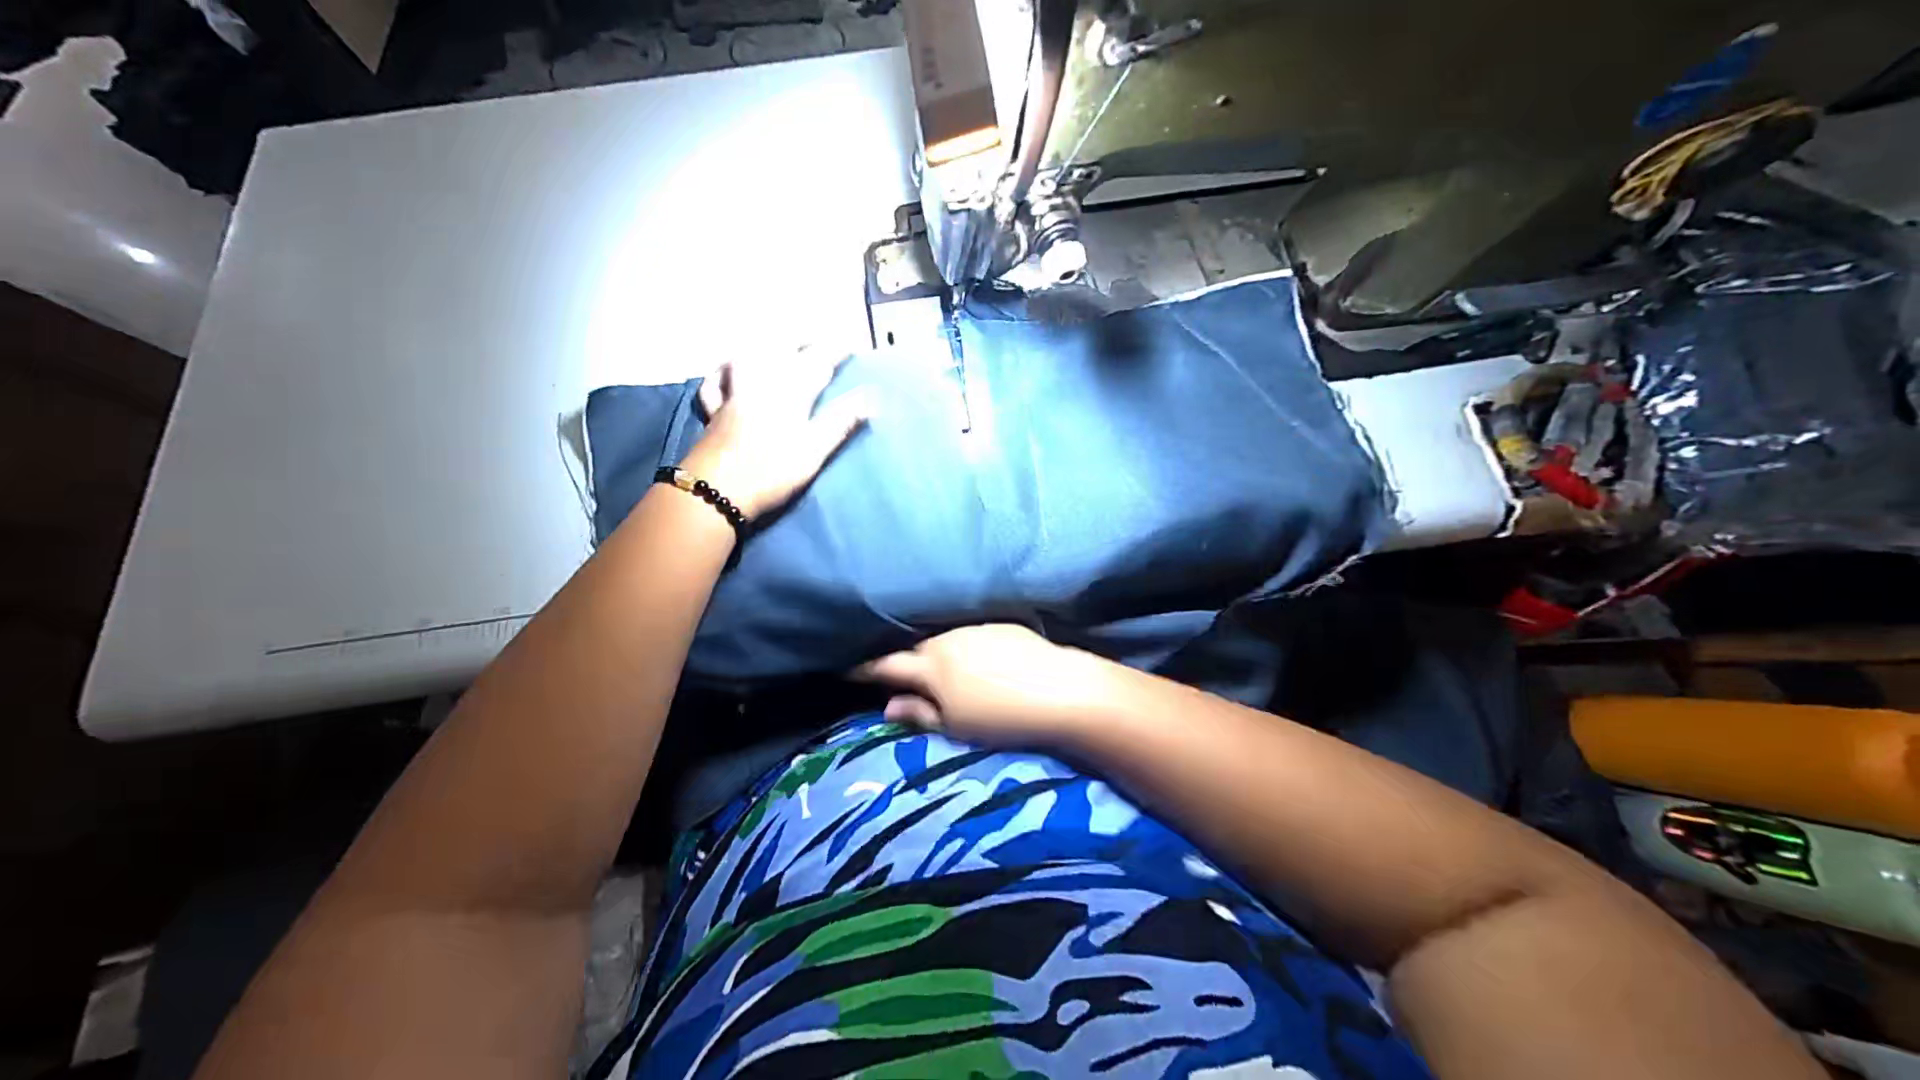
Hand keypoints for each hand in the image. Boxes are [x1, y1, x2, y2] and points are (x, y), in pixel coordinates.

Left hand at [678, 348, 869, 520]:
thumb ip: (840, 421)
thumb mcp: (813, 449)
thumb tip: (873, 397)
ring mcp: (732, 396)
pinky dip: (721, 374)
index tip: (853, 345)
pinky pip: (715, 384)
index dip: (837, 350)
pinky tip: (725, 373)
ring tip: (774, 349)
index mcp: (788, 391)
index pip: (817, 361)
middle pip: (779, 350)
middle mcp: (759, 384)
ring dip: (761, 349)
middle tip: (817, 344)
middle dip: (801, 342)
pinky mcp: (713, 413)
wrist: (715, 491)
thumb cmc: (770, 471)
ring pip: (745, 359)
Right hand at [855, 625, 1125, 747]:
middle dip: (902, 658)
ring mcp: (975, 628)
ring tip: (934, 664)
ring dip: (934, 650)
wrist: (1062, 691)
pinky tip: (973, 657)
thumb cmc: (1002, 718)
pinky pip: (970, 632)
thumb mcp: (955, 725)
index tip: (849, 669)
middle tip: (894, 671)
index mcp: (930, 666)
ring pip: (943, 637)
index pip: (886, 664)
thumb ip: (919, 713)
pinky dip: (962, 644)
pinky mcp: (1002, 624)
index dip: (865, 668)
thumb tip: (887, 706)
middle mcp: (947, 639)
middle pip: (915, 647)